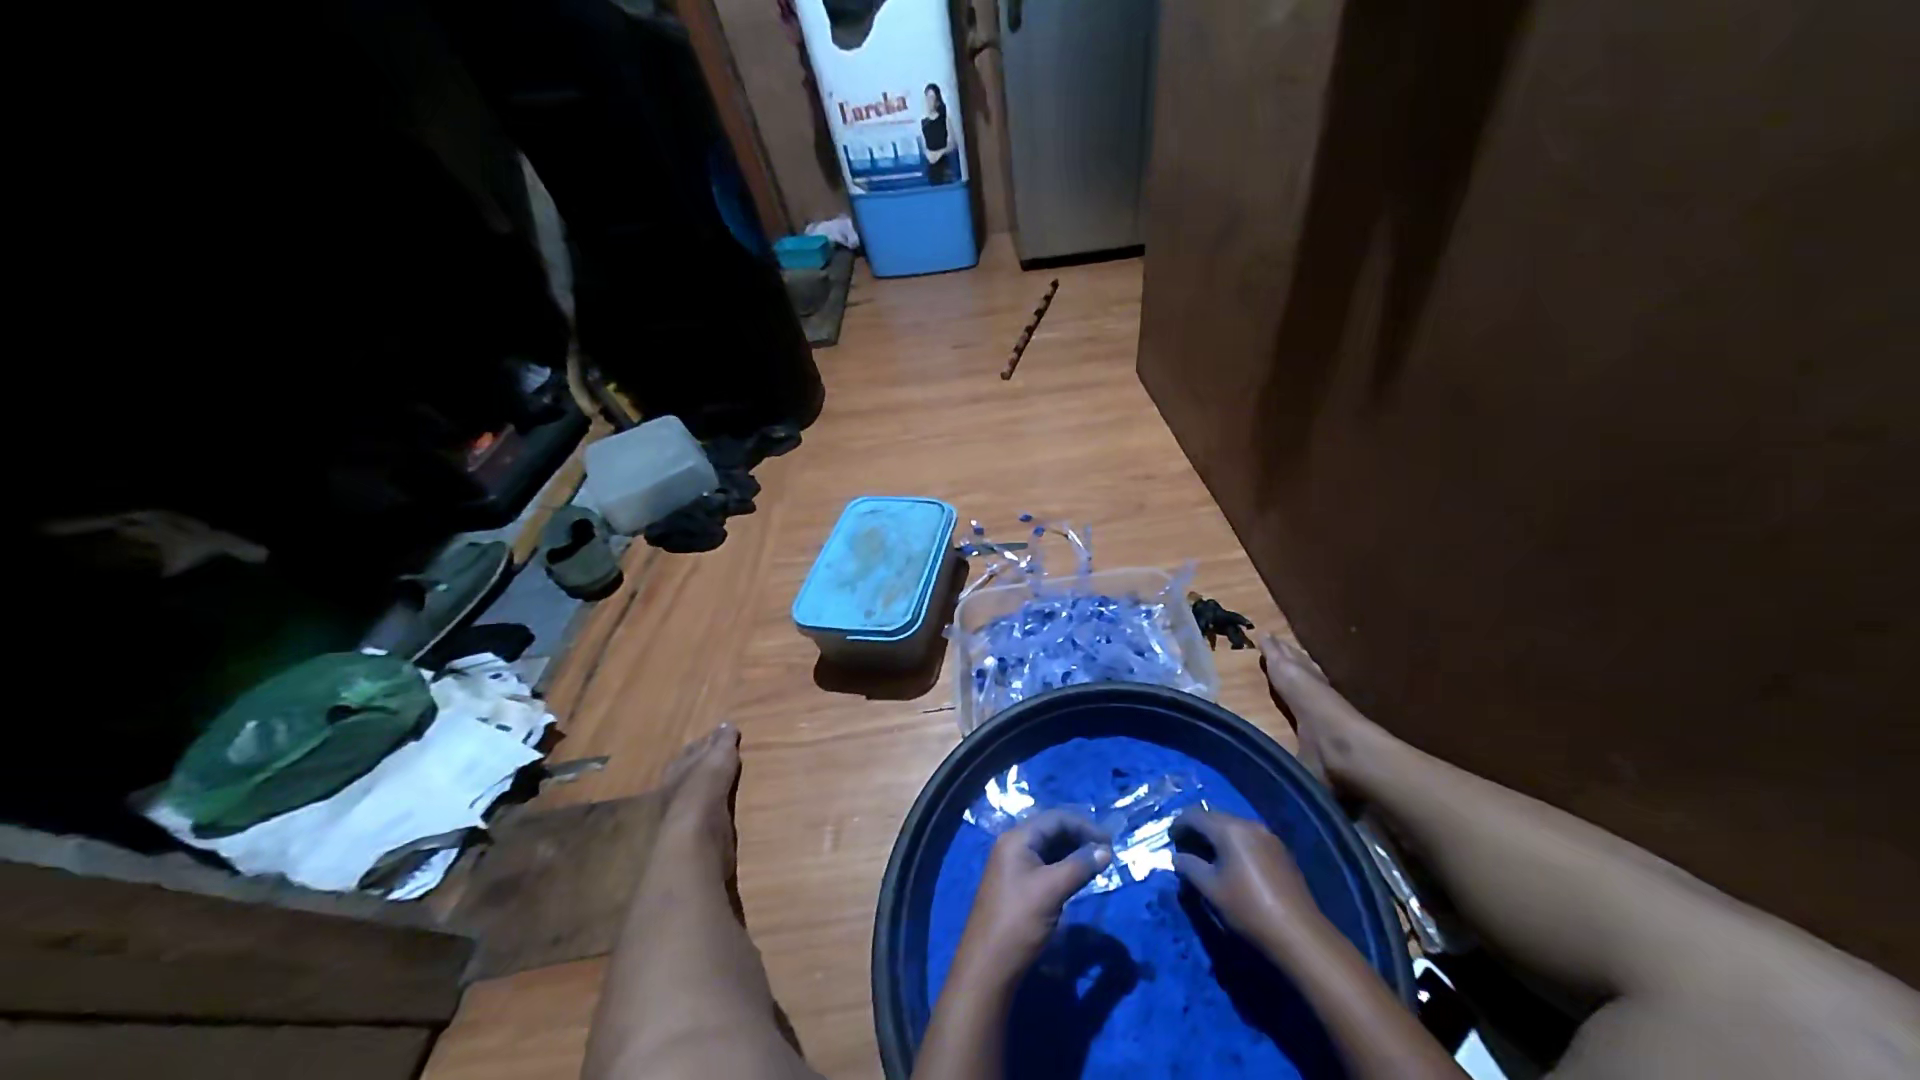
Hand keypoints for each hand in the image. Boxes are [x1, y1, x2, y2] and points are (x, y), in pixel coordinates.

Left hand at [950, 810, 1111, 985]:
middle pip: (1051, 830)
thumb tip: (1105, 851)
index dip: (1084, 826)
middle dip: (1080, 837)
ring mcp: (1013, 865)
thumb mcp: (1052, 890)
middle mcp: (1013, 846)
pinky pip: (1044, 865)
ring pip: (1049, 849)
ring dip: (1073, 853)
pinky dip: (1064, 867)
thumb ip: (1080, 866)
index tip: (1109, 842)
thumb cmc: (1019, 921)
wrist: (989, 964)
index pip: (1055, 818)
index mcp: (1017, 839)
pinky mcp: (1017, 884)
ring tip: (1097, 864)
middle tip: (1106, 853)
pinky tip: (1079, 877)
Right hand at [1172, 809, 1327, 949]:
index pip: (1194, 815)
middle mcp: (1249, 824)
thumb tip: (1176, 857)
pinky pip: (1249, 837)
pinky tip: (1233, 865)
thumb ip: (1188, 867)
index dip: (1178, 825)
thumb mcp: (1210, 889)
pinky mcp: (1280, 850)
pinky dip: (1234, 844)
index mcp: (1229, 829)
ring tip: (1207, 858)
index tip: (1170, 841)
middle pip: (1215, 817)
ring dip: (1216, 836)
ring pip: (1233, 826)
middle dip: (1197, 829)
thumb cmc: (1248, 908)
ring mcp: (1268, 836)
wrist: (1299, 933)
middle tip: (1185, 849)